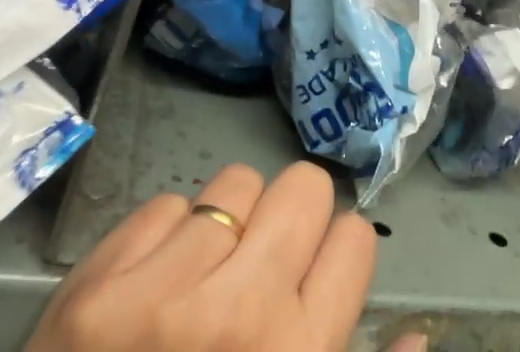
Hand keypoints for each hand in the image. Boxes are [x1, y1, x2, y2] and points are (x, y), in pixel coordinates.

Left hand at [29, 162, 393, 351]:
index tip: (312, 270)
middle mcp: (242, 312)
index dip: (334, 251)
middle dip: (292, 215)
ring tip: (205, 268)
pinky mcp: (100, 283)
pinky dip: (168, 235)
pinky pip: (166, 203)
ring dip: (229, 218)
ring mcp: (165, 292)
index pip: (353, 239)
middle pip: (302, 189)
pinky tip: (155, 280)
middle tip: (264, 254)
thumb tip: (419, 336)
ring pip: (235, 182)